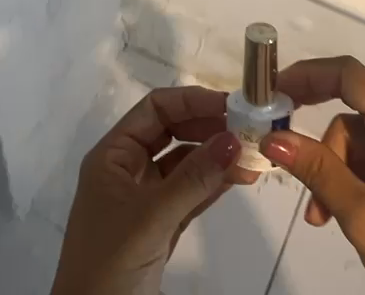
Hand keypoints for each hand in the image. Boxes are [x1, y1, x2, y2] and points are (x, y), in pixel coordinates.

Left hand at [50, 85, 243, 294]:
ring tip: (253, 155)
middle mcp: (127, 169)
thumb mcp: (151, 217)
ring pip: (184, 164)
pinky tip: (239, 177)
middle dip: (208, 128)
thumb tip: (234, 138)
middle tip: (249, 130)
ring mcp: (144, 198)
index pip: (154, 110)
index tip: (232, 105)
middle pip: (171, 132)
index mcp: (113, 155)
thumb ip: (192, 178)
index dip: (191, 102)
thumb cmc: (110, 263)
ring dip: (216, 158)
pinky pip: (190, 194)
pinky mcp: (160, 226)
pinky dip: (213, 184)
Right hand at [261, 57, 364, 294]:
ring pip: (360, 139)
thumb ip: (316, 169)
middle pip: (352, 112)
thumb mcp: (360, 214)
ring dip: (334, 170)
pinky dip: (353, 179)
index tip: (274, 92)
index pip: (350, 75)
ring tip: (323, 216)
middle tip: (288, 164)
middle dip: (321, 144)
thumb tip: (272, 138)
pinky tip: (341, 213)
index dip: (309, 74)